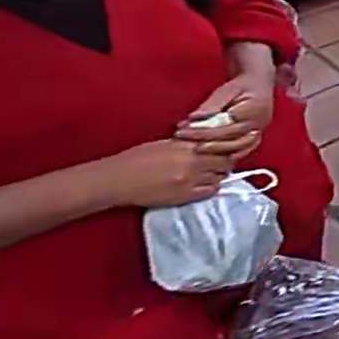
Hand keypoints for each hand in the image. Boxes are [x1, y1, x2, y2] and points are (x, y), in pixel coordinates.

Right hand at [95, 140, 232, 208]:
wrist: (112, 181)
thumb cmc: (135, 159)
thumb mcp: (168, 144)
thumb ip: (192, 143)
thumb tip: (212, 143)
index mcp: (190, 147)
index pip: (225, 147)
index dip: (226, 150)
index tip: (224, 152)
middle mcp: (194, 162)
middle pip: (226, 163)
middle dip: (224, 164)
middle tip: (216, 165)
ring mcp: (190, 180)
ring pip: (220, 177)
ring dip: (216, 176)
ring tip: (206, 176)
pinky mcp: (183, 196)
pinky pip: (210, 191)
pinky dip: (210, 188)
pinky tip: (201, 186)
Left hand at [177, 71, 273, 156]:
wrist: (260, 81)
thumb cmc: (241, 84)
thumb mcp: (227, 89)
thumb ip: (213, 104)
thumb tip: (194, 118)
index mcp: (255, 110)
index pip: (226, 127)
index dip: (201, 131)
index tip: (180, 131)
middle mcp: (261, 122)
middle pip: (233, 139)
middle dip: (207, 142)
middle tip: (182, 141)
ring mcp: (261, 129)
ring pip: (241, 146)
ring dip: (217, 150)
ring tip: (195, 149)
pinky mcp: (258, 133)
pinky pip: (246, 147)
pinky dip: (231, 153)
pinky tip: (213, 154)